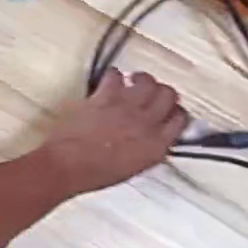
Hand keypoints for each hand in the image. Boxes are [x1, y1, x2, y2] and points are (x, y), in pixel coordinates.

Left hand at [36, 70, 187, 195]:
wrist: (68, 166)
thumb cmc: (93, 173)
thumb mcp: (132, 167)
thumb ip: (147, 148)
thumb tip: (148, 138)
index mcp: (156, 146)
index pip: (180, 120)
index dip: (174, 112)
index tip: (167, 110)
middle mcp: (146, 123)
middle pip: (168, 95)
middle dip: (162, 92)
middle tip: (152, 92)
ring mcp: (125, 108)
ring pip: (148, 81)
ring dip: (142, 79)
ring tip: (134, 81)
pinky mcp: (104, 97)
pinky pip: (116, 76)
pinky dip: (114, 75)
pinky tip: (111, 79)